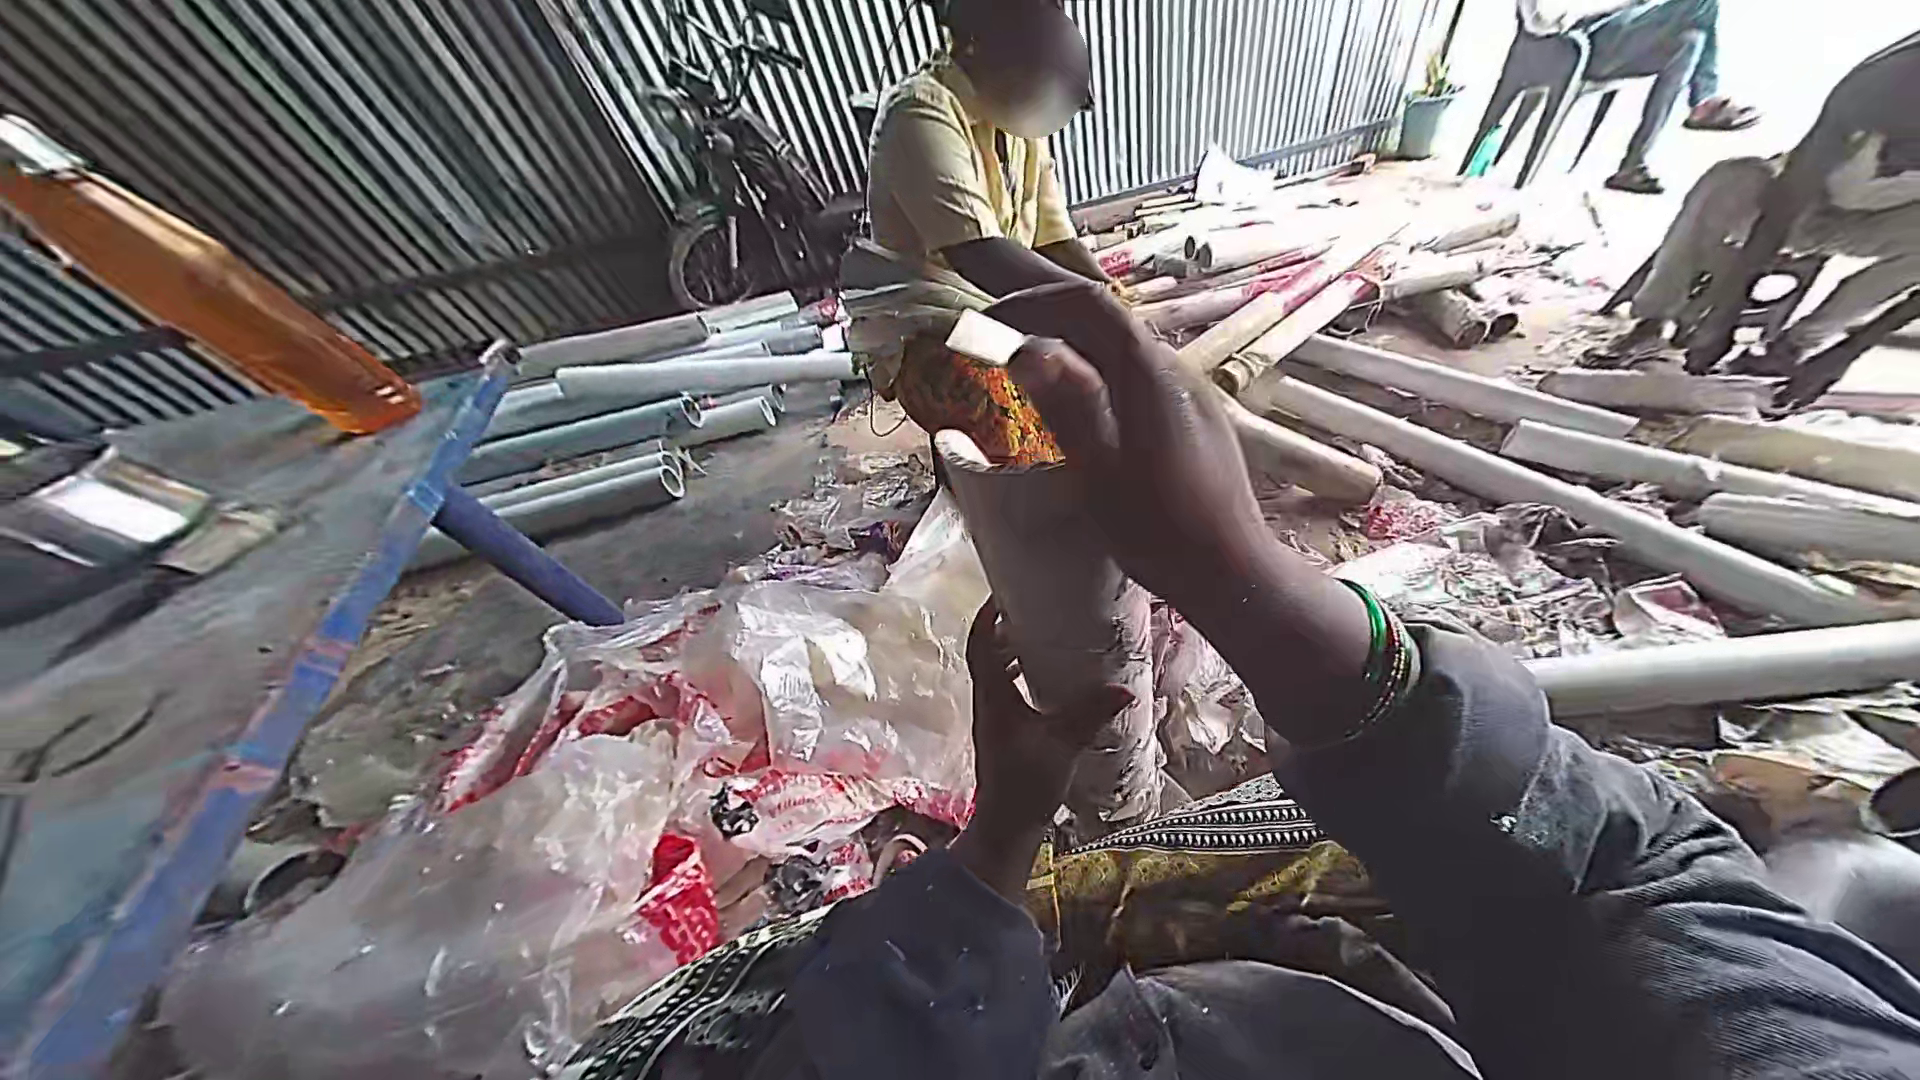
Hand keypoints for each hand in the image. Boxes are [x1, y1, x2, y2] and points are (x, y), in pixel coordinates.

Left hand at [964, 597, 1132, 841]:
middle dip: (1001, 630)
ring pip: (993, 672)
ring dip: (1008, 652)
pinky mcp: (1000, 729)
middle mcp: (987, 701)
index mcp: (993, 696)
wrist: (1006, 825)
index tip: (999, 597)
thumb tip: (1125, 689)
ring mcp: (991, 716)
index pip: (978, 646)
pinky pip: (1003, 689)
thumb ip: (1091, 714)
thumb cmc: (1027, 783)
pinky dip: (1016, 674)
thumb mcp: (1063, 744)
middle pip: (984, 654)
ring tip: (1037, 638)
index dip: (984, 619)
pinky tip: (1041, 679)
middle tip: (1028, 612)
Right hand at [984, 281, 1270, 616]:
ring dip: (1068, 340)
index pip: (1088, 305)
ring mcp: (1185, 388)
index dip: (1033, 302)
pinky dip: (1091, 366)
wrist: (1229, 568)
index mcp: (1149, 376)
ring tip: (1026, 366)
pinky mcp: (1188, 412)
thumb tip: (1025, 348)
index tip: (989, 319)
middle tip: (999, 334)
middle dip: (1047, 315)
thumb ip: (1068, 405)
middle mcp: (1172, 368)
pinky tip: (1075, 398)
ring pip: (1119, 343)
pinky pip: (1132, 370)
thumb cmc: (1160, 530)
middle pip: (1105, 317)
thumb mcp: (1100, 472)